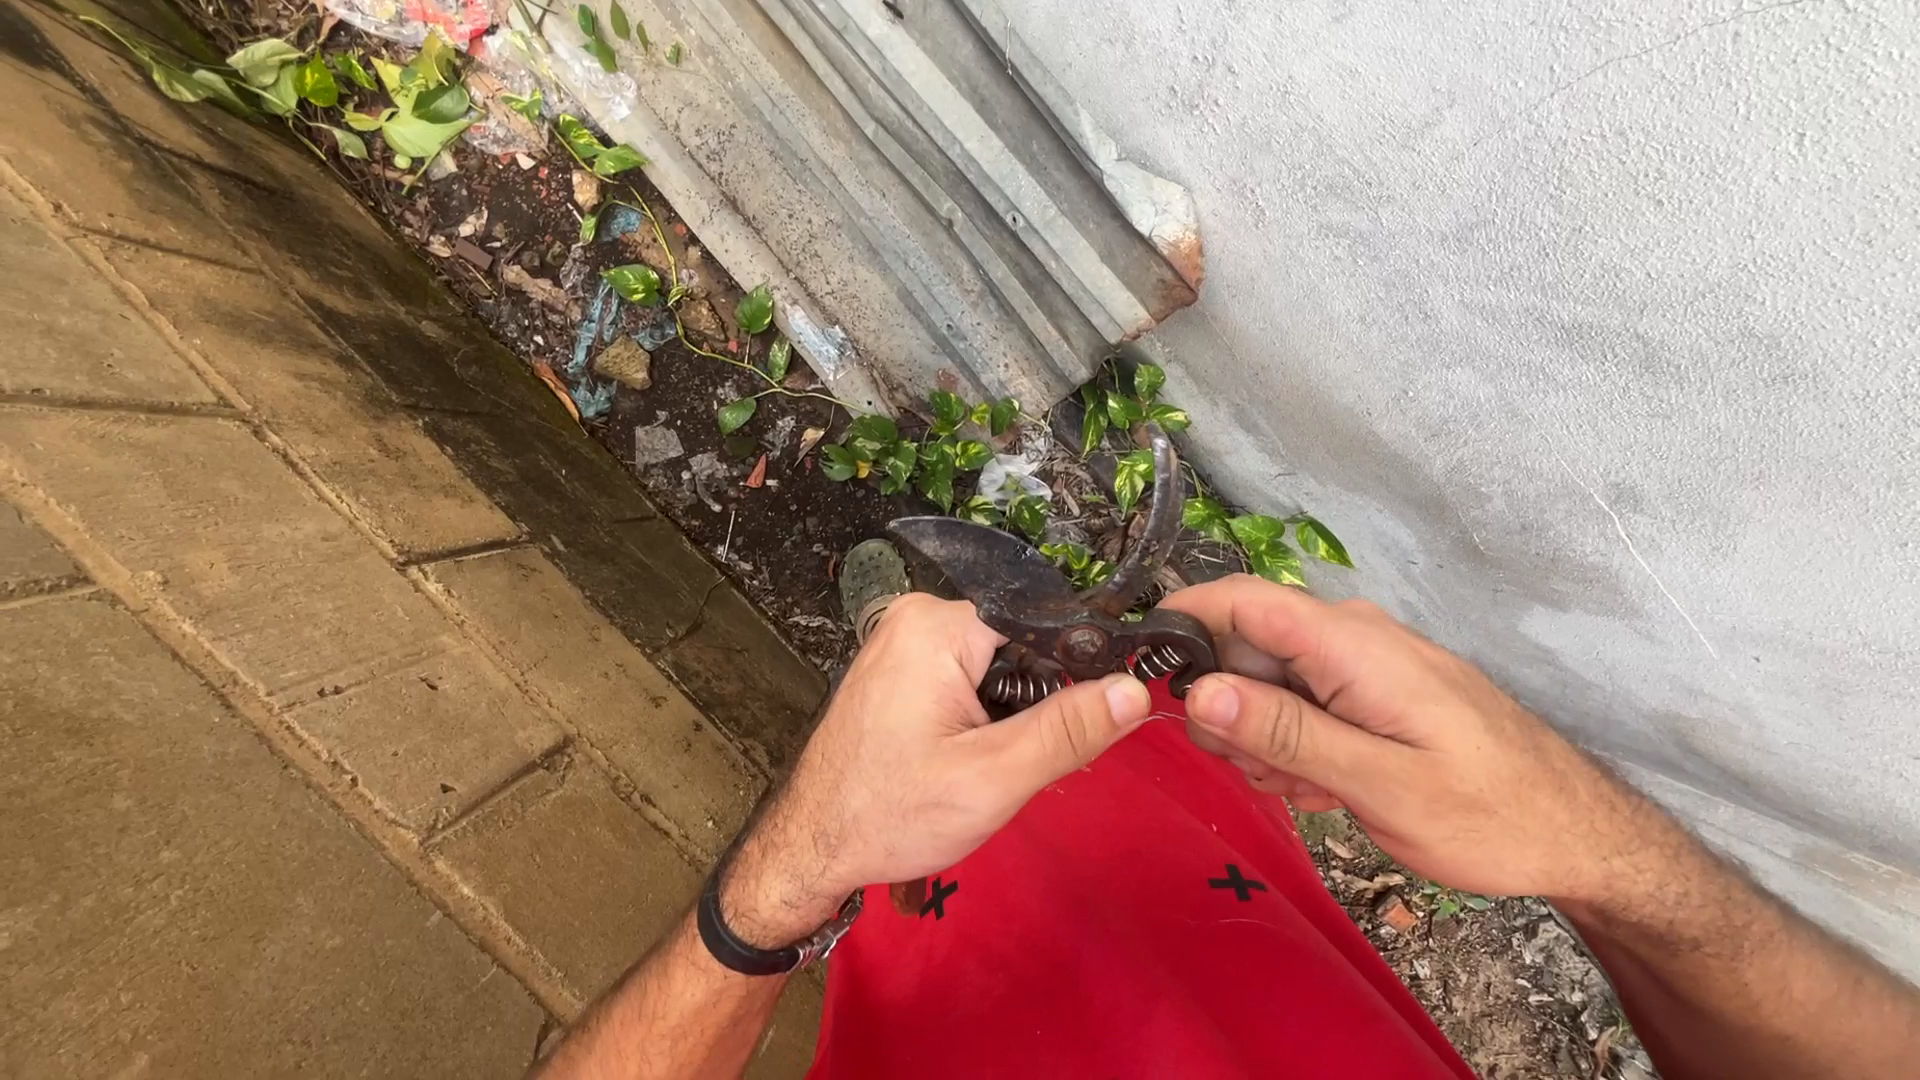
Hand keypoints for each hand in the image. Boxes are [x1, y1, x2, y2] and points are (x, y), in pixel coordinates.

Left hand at [720, 593, 1153, 944]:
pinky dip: (981, 710)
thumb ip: (1067, 731)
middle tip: (1017, 756)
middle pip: (1017, 642)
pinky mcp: (900, 666)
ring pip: (995, 661)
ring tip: (986, 760)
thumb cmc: (891, 814)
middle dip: (1033, 698)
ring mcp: (903, 639)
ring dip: (1007, 709)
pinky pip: (965, 672)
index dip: (1070, 670)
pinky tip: (965, 751)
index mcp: (938, 623)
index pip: (1039, 622)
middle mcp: (918, 615)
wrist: (811, 846)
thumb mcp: (991, 778)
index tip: (1087, 717)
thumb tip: (1135, 689)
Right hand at [1160, 575, 1656, 902]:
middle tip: (1255, 770)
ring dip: (1260, 732)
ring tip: (1304, 786)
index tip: (1143, 669)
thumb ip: (1286, 732)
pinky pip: (1296, 697)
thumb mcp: (1381, 784)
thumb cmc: (1490, 813)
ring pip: (1264, 678)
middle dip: (1226, 706)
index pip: (1242, 599)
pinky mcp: (1364, 685)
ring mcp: (1357, 660)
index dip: (1182, 619)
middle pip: (1243, 644)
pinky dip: (1289, 738)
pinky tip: (1322, 780)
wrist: (1581, 835)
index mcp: (1350, 643)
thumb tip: (1198, 691)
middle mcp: (1347, 635)